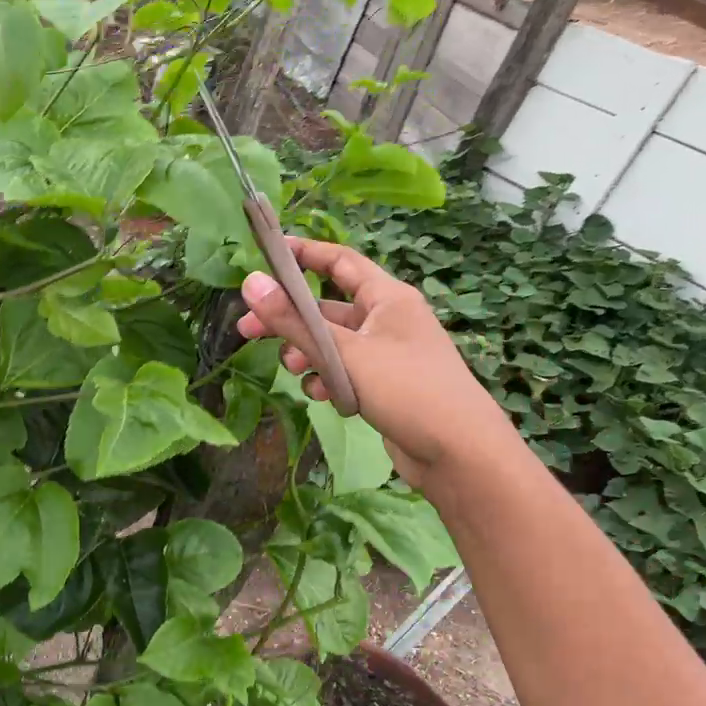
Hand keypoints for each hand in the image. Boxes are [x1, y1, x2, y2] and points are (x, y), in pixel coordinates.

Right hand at [237, 237, 519, 488]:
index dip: (303, 253)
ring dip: (305, 354)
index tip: (266, 253)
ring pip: (329, 343)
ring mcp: (385, 353)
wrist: (459, 452)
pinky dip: (326, 379)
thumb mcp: (343, 352)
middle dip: (287, 320)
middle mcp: (387, 319)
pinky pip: (342, 371)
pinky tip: (321, 395)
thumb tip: (250, 282)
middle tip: (246, 330)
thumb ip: (293, 320)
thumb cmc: (406, 388)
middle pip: (325, 307)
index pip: (340, 261)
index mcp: (388, 298)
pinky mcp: (381, 384)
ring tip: (293, 370)